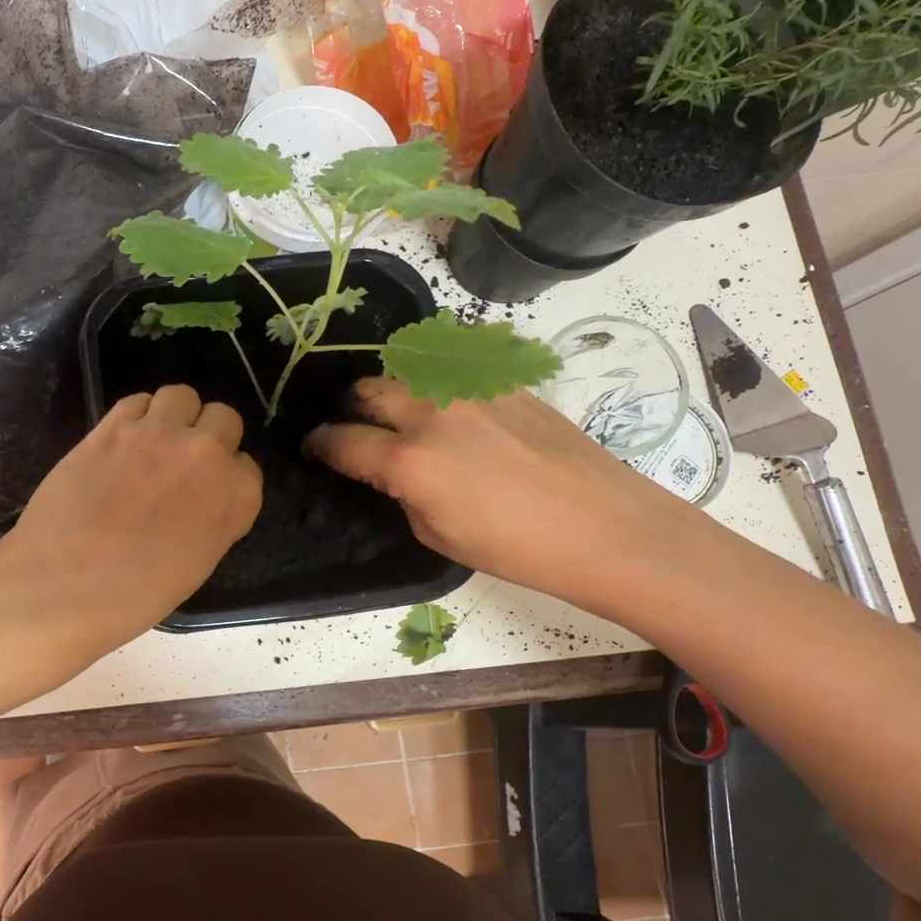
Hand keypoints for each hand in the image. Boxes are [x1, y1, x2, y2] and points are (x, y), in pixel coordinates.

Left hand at [0, 384, 261, 670]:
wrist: (63, 583)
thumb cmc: (133, 595)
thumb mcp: (196, 565)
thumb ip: (212, 520)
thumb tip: (201, 501)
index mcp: (236, 496)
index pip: (247, 467)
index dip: (225, 478)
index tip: (206, 493)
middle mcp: (205, 454)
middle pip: (222, 419)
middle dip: (207, 436)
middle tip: (181, 465)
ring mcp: (157, 434)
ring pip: (181, 396)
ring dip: (174, 416)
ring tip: (153, 444)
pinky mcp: (111, 427)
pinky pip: (136, 401)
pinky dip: (136, 415)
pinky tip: (122, 442)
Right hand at [305, 377, 714, 608]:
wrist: (606, 526)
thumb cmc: (516, 547)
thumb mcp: (435, 534)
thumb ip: (400, 492)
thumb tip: (391, 471)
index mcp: (409, 460)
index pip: (342, 440)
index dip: (320, 444)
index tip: (314, 448)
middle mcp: (433, 412)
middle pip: (368, 389)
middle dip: (350, 408)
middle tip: (355, 429)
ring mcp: (472, 390)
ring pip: (409, 373)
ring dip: (391, 393)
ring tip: (399, 418)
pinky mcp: (507, 383)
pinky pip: (453, 375)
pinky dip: (435, 390)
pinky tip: (451, 417)